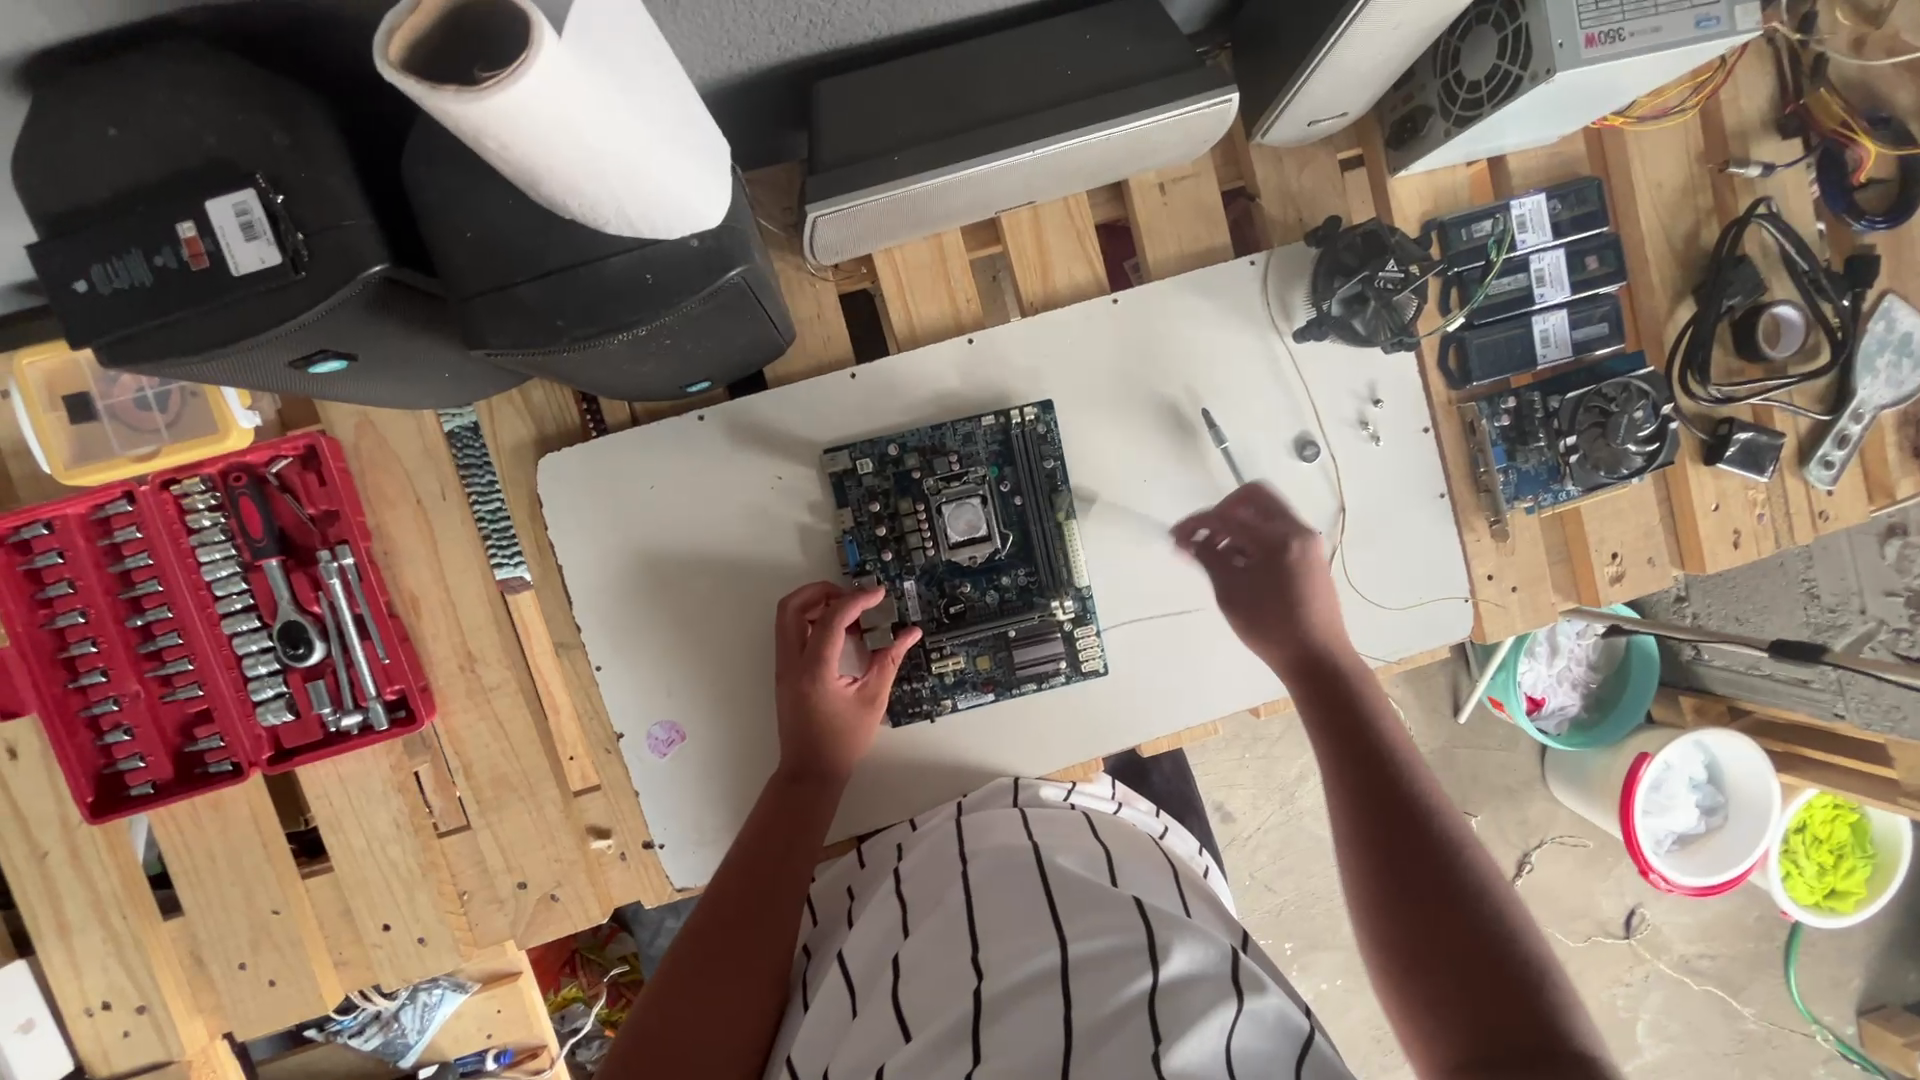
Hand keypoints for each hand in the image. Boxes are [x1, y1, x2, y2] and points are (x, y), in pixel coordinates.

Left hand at [772, 582, 921, 786]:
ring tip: (851, 616)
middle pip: (793, 606)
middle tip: (855, 599)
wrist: (810, 771)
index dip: (856, 600)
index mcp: (814, 671)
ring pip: (787, 616)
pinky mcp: (784, 671)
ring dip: (816, 604)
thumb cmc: (843, 741)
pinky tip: (842, 634)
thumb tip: (910, 632)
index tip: (878, 594)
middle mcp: (791, 663)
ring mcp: (783, 666)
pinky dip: (813, 621)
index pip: (830, 619)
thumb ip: (889, 659)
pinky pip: (791, 632)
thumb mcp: (873, 699)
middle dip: (824, 592)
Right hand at [1171, 482, 1354, 677]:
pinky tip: (1239, 565)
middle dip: (1221, 511)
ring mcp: (1307, 542)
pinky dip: (1254, 537)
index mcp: (1276, 538)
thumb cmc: (1270, 628)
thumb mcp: (1230, 593)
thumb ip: (1208, 558)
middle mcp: (1296, 530)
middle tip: (1203, 536)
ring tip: (1217, 556)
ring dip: (1238, 525)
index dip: (1196, 524)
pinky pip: (1277, 531)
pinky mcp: (1309, 555)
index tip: (1175, 537)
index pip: (1226, 516)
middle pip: (1253, 497)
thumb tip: (1189, 540)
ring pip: (1266, 513)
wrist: (1317, 657)